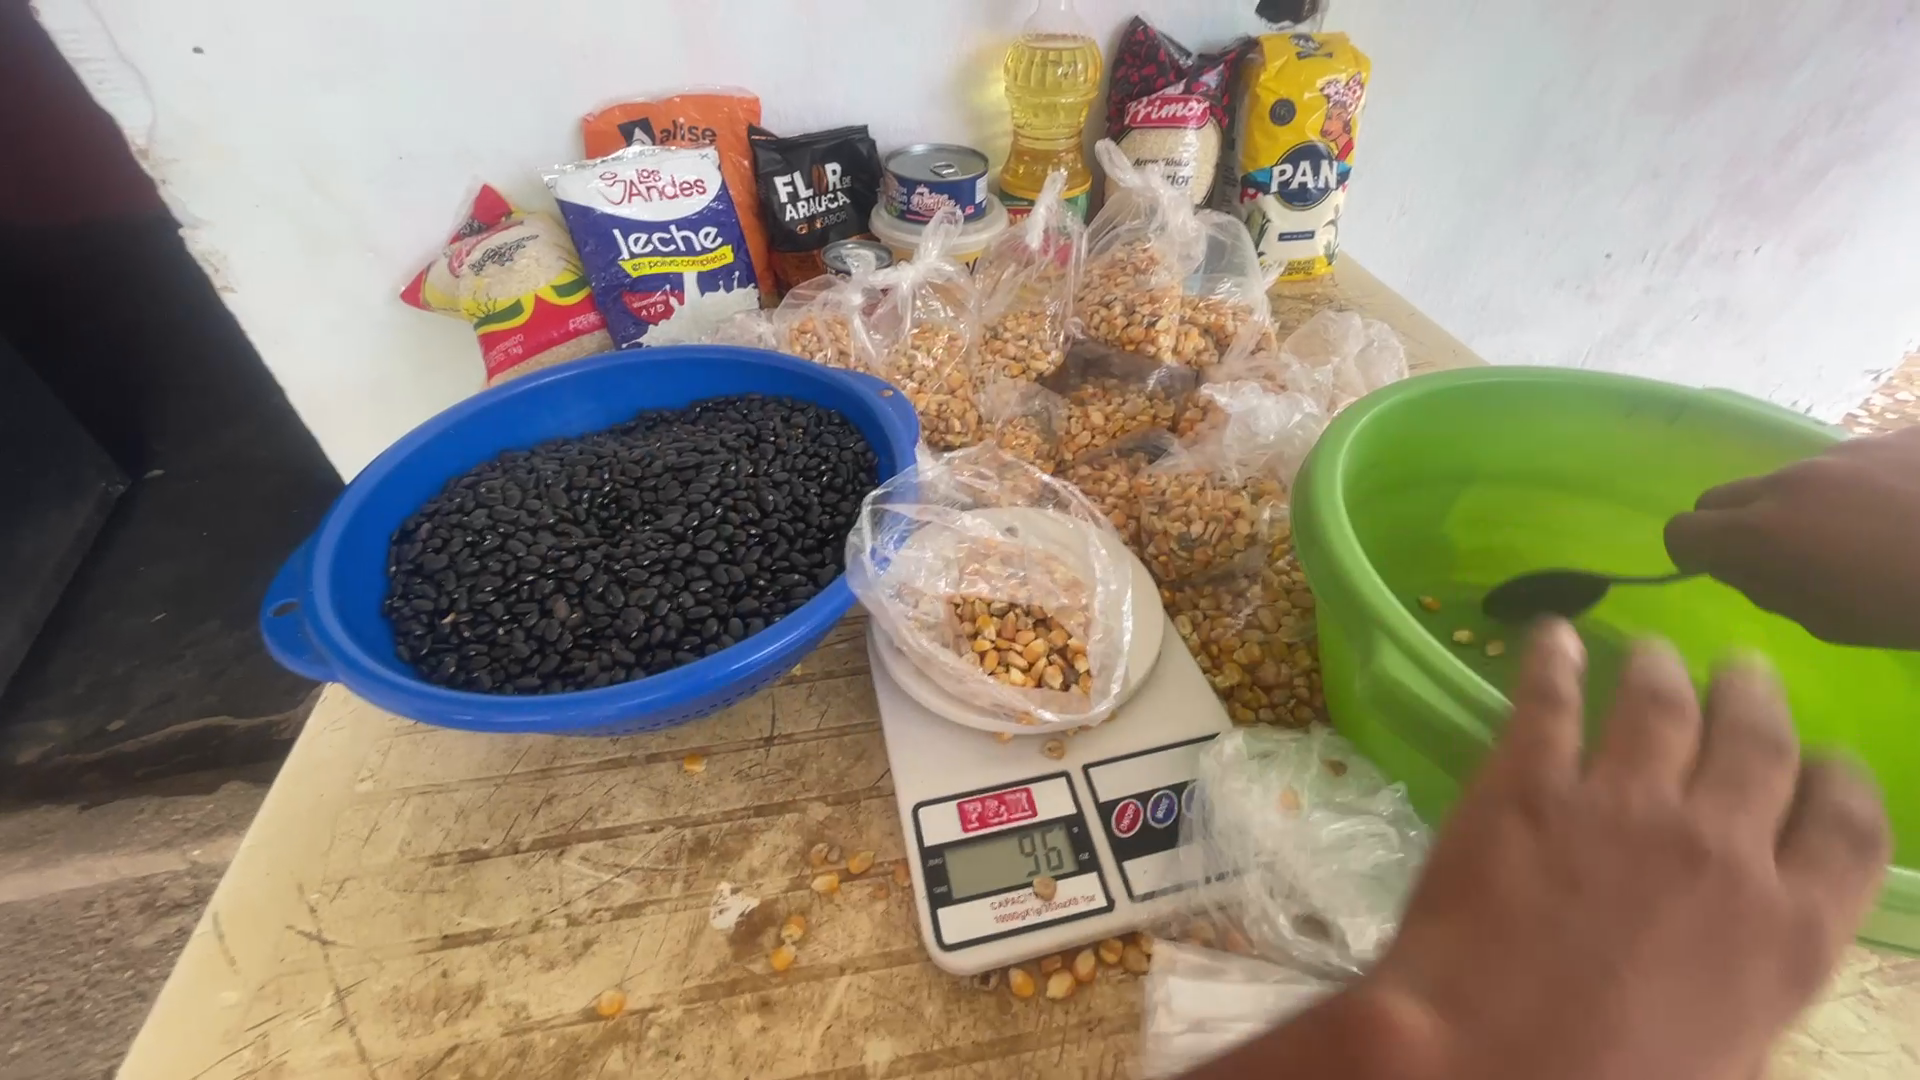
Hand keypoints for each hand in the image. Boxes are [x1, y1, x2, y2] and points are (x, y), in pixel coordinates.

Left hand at [1356, 620, 1889, 1079]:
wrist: (1490, 1053)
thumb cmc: (1612, 1077)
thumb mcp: (1729, 1050)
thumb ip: (1750, 977)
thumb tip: (1746, 942)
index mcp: (1789, 929)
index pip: (1847, 828)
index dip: (1838, 778)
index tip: (1826, 751)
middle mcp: (1719, 848)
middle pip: (1755, 748)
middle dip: (1754, 699)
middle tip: (1743, 667)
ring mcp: (1619, 805)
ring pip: (1659, 710)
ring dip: (1661, 669)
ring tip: (1655, 646)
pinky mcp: (1527, 783)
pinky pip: (1549, 702)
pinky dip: (1552, 660)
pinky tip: (1551, 632)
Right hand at [1665, 426, 1919, 648]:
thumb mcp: (1835, 623)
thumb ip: (1773, 590)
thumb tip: (1753, 569)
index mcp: (1760, 534)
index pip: (1680, 533)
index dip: (1695, 554)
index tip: (1725, 572)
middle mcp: (1788, 483)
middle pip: (1721, 497)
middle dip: (1737, 524)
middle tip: (1792, 554)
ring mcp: (1849, 452)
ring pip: (1793, 479)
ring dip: (1810, 504)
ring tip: (1879, 532)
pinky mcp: (1905, 434)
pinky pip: (1860, 461)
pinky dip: (1872, 485)